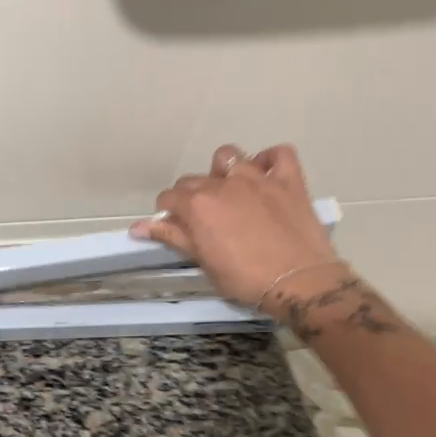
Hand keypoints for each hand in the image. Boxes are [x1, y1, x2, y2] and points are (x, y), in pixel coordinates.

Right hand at [129, 144, 341, 314]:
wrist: (297, 282)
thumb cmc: (243, 277)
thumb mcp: (202, 260)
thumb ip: (172, 236)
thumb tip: (138, 227)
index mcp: (198, 204)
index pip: (169, 197)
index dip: (168, 211)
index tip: (176, 226)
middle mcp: (223, 184)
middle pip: (194, 179)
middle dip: (191, 195)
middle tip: (202, 217)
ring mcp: (258, 178)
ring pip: (229, 156)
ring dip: (223, 170)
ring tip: (229, 190)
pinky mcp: (288, 180)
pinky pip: (278, 154)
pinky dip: (269, 160)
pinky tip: (265, 175)